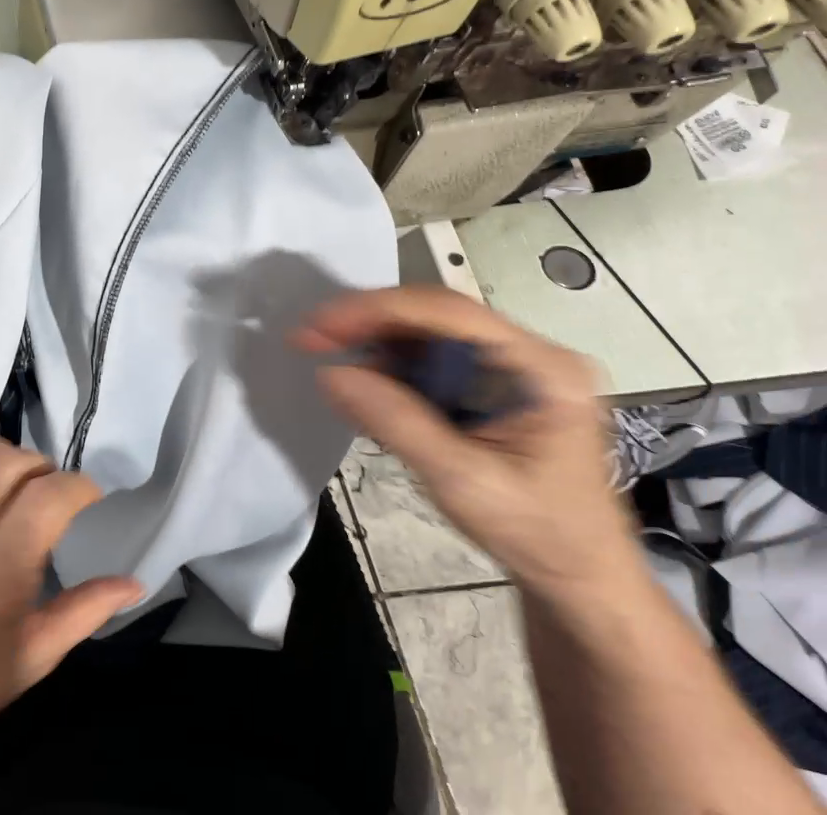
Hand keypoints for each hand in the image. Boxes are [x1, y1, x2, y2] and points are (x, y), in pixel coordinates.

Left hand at [0, 433, 142, 796]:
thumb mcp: (39, 653)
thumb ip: (87, 609)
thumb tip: (134, 582)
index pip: (47, 496)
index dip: (79, 485)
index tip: (92, 496)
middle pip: (9, 461)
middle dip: (43, 466)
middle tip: (56, 493)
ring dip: (2, 452)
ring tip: (17, 481)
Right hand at [294, 287, 641, 603]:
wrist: (578, 574)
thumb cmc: (534, 530)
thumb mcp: (459, 478)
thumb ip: (396, 422)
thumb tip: (331, 373)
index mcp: (542, 367)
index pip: (448, 312)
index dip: (376, 311)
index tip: (318, 328)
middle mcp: (531, 356)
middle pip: (436, 316)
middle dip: (368, 323)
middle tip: (309, 340)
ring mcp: (513, 371)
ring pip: (429, 335)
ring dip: (375, 345)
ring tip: (329, 361)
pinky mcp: (494, 389)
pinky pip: (433, 361)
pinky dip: (391, 369)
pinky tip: (364, 387)